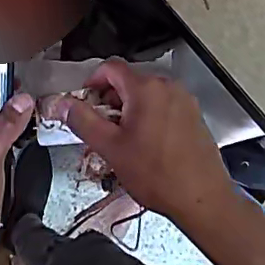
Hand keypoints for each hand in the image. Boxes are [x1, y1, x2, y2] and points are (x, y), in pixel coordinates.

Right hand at [50, 59, 235, 229]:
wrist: (201, 198)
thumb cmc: (158, 175)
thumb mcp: (110, 147)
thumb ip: (83, 121)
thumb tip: (64, 104)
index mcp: (146, 88)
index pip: (111, 67)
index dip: (92, 81)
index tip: (85, 99)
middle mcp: (168, 87)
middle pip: (129, 81)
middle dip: (110, 99)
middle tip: (101, 126)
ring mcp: (184, 100)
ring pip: (146, 95)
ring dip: (129, 110)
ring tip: (123, 140)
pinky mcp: (193, 115)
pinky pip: (163, 106)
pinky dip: (149, 117)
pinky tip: (145, 145)